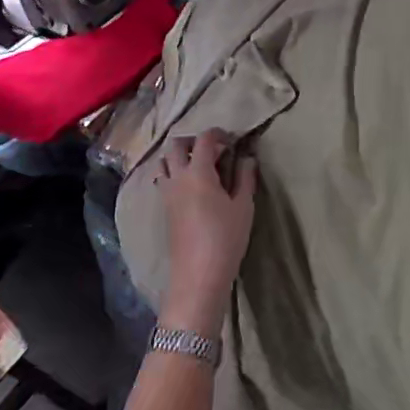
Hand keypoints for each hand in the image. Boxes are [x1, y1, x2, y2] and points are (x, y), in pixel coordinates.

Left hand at [157, 131, 258, 336]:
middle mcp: (177, 177)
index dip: (218, 134)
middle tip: (213, 150)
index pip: (204, 140)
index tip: (231, 139)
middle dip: (193, 141)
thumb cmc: (226, 238)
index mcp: (198, 172)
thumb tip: (247, 157)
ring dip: (178, 156)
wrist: (198, 276)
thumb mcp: (243, 206)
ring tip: (198, 166)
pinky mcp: (164, 208)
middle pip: (175, 145)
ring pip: (164, 162)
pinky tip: (191, 186)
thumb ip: (245, 178)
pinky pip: (163, 179)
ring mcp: (167, 193)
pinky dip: (173, 172)